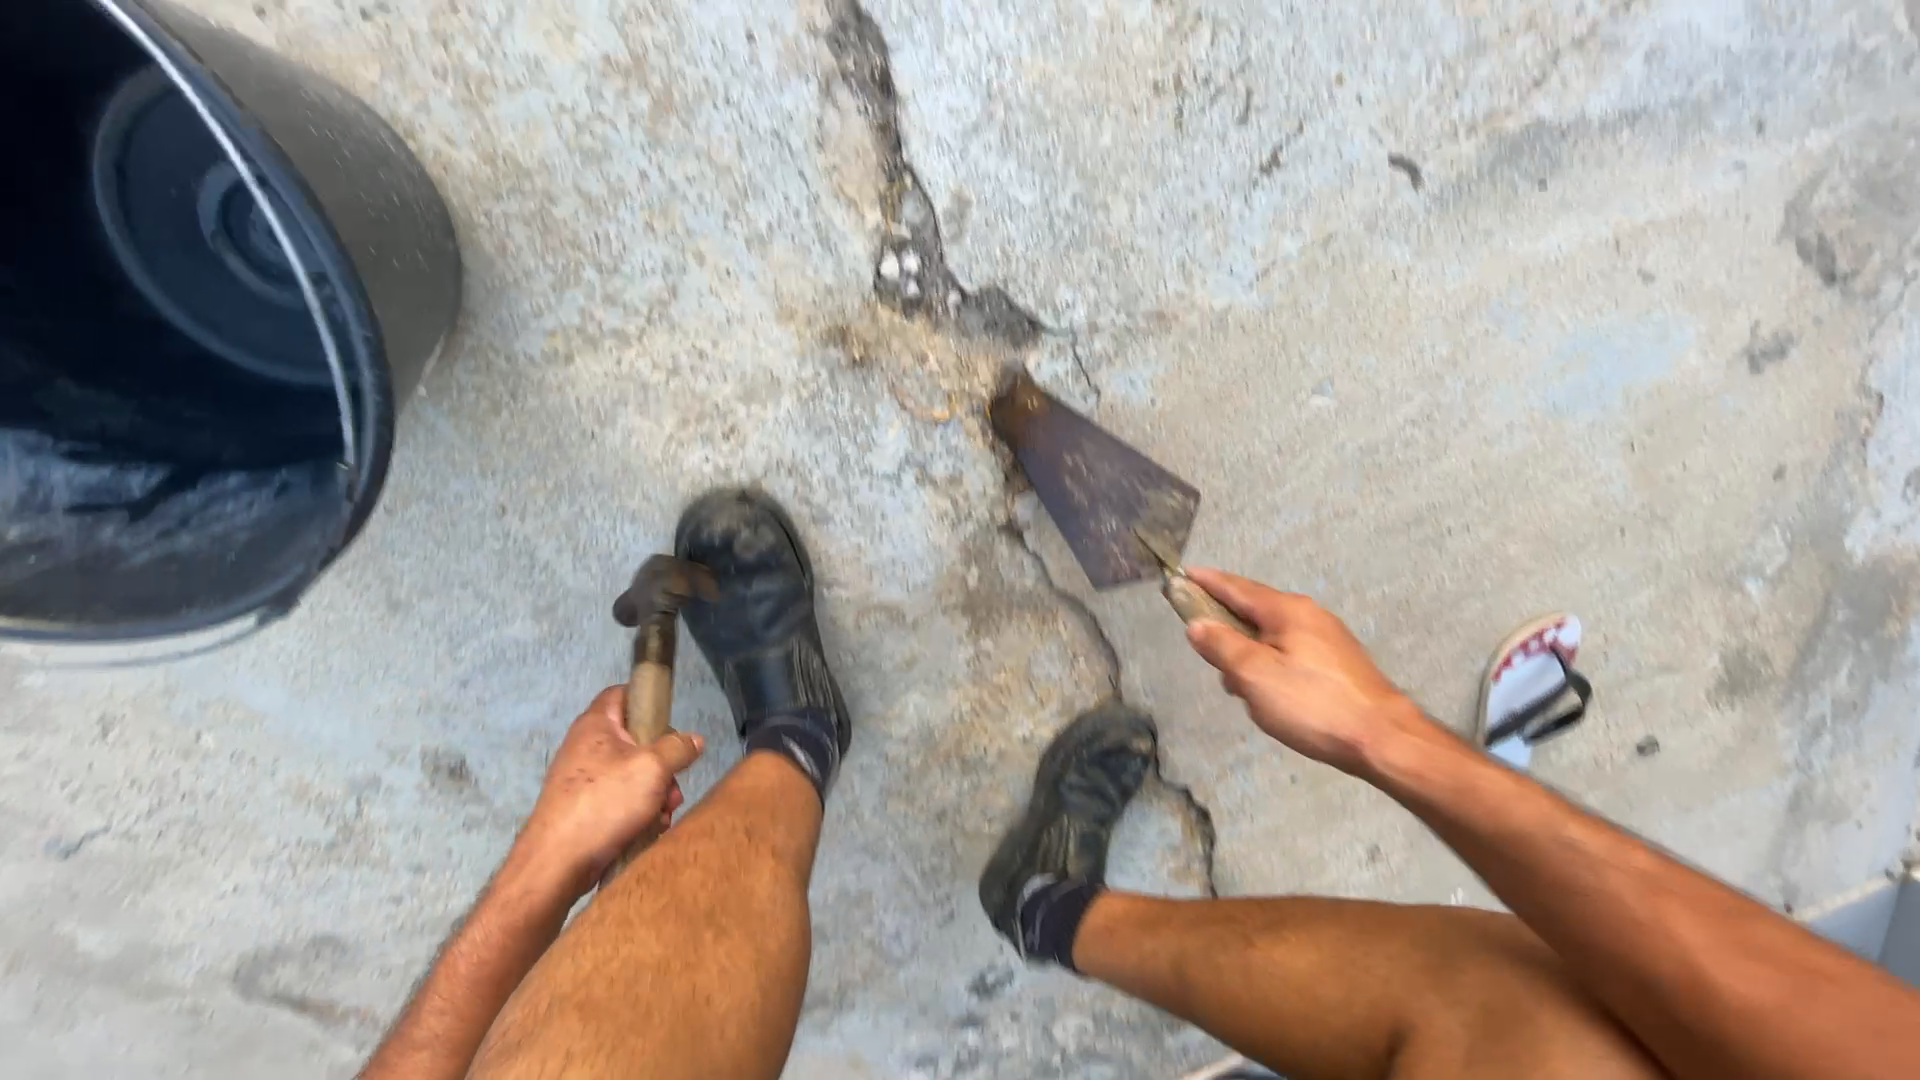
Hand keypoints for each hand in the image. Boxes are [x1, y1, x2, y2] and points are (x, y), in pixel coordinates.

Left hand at [512, 686, 706, 896]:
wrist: (557, 864)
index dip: (648, 700)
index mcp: (596, 725)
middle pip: (637, 739)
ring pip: (634, 773)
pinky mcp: (586, 807)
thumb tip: (694, 740)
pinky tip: (650, 827)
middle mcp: (587, 746)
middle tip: (674, 783)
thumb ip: (678, 748)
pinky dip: (640, 810)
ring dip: (657, 791)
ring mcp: (584, 779)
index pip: (623, 693)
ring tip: (664, 812)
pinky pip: (622, 798)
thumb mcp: (653, 767)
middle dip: (664, 762)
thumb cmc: (605, 802)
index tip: (670, 722)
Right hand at [1183, 568, 1434, 773]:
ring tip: (1242, 690)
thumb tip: (1197, 624)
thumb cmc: (1313, 704)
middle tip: (1210, 660)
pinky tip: (1270, 696)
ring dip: (1247, 656)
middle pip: (1253, 611)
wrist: (1385, 740)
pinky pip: (1288, 653)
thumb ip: (1221, 645)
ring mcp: (1326, 638)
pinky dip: (1269, 666)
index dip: (1206, 582)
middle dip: (1225, 630)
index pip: (1236, 587)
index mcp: (1286, 610)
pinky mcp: (1337, 663)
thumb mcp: (1254, 675)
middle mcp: (1308, 615)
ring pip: (1270, 637)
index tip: (1181, 576)